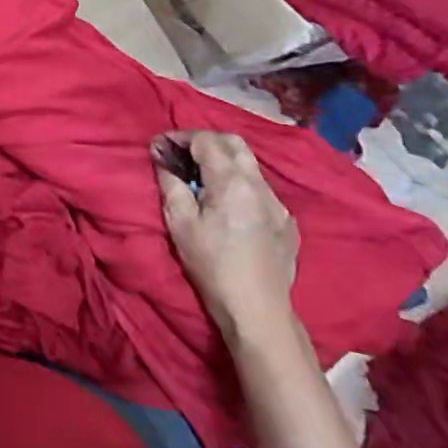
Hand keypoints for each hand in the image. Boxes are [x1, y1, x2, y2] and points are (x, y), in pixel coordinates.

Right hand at [154, 130, 299, 335]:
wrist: (257, 310)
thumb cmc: (212, 265)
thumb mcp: (180, 223)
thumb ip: (171, 183)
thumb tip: (162, 158)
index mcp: (233, 181)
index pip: (206, 140)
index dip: (179, 137)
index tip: (159, 146)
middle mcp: (260, 185)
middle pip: (233, 142)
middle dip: (205, 140)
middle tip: (181, 154)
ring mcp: (278, 204)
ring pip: (250, 165)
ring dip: (224, 162)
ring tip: (201, 178)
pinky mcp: (287, 222)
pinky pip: (261, 190)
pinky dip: (239, 185)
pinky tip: (228, 206)